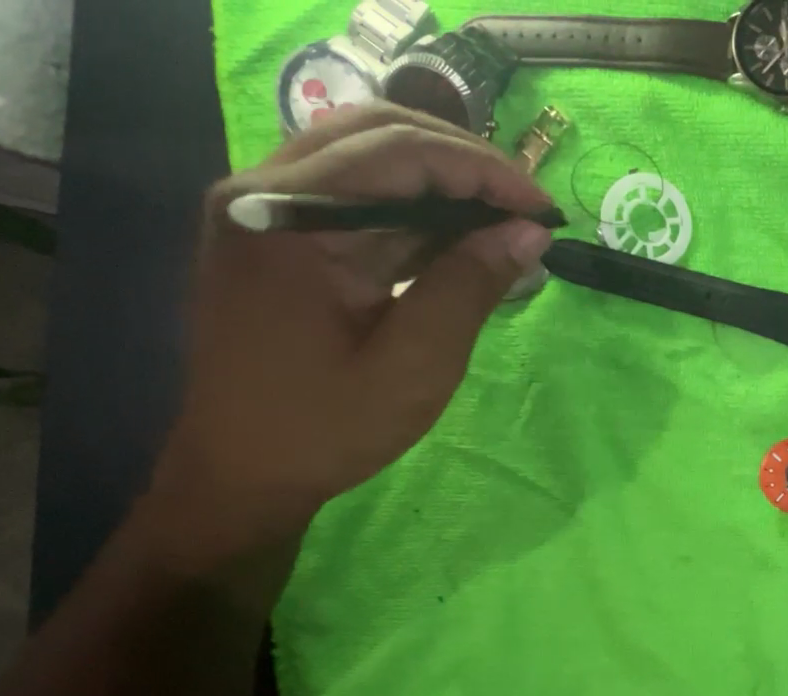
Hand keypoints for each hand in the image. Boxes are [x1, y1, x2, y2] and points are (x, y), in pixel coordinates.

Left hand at [148, 104, 554, 555]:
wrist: (242, 468)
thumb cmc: (327, 427)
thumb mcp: (415, 365)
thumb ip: (469, 287)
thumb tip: (529, 233)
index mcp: (287, 220)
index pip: (399, 153)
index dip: (484, 172)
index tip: (546, 213)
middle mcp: (263, 193)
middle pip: (378, 135)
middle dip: (467, 165)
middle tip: (529, 212)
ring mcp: (264, 209)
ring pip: (367, 157)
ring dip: (444, 182)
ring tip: (505, 223)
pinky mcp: (276, 233)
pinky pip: (355, 195)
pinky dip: (416, 209)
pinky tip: (461, 241)